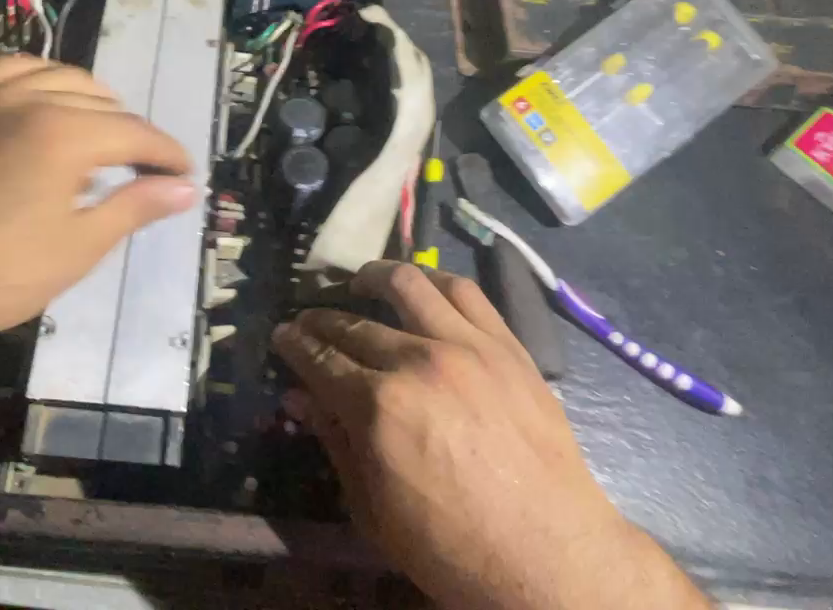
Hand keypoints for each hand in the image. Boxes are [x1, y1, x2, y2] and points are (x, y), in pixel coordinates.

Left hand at [0, 56, 196, 353]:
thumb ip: (136, 206)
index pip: (135, 132)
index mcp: (64, 133)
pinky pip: (11, 71)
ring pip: (60, 77)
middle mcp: (30, 98)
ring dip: (92, 102)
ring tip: (103, 133)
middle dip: (132, 133)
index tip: (186, 175)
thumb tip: (187, 189)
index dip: (166, 154)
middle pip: (103, 102)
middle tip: (145, 169)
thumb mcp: (79, 246)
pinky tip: (45, 102)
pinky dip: (39, 81)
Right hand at [274, 261, 708, 609]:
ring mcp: (466, 346)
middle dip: (320, 318)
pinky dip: (435, 281)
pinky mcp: (507, 345)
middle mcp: (417, 361)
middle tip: (309, 320)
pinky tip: (421, 287)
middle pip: (353, 323)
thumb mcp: (373, 509)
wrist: (550, 555)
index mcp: (377, 407)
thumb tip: (298, 396)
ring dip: (373, 277)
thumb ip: (334, 441)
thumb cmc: (452, 547)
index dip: (294, 343)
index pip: (319, 358)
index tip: (282, 334)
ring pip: (408, 284)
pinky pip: (466, 293)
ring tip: (360, 281)